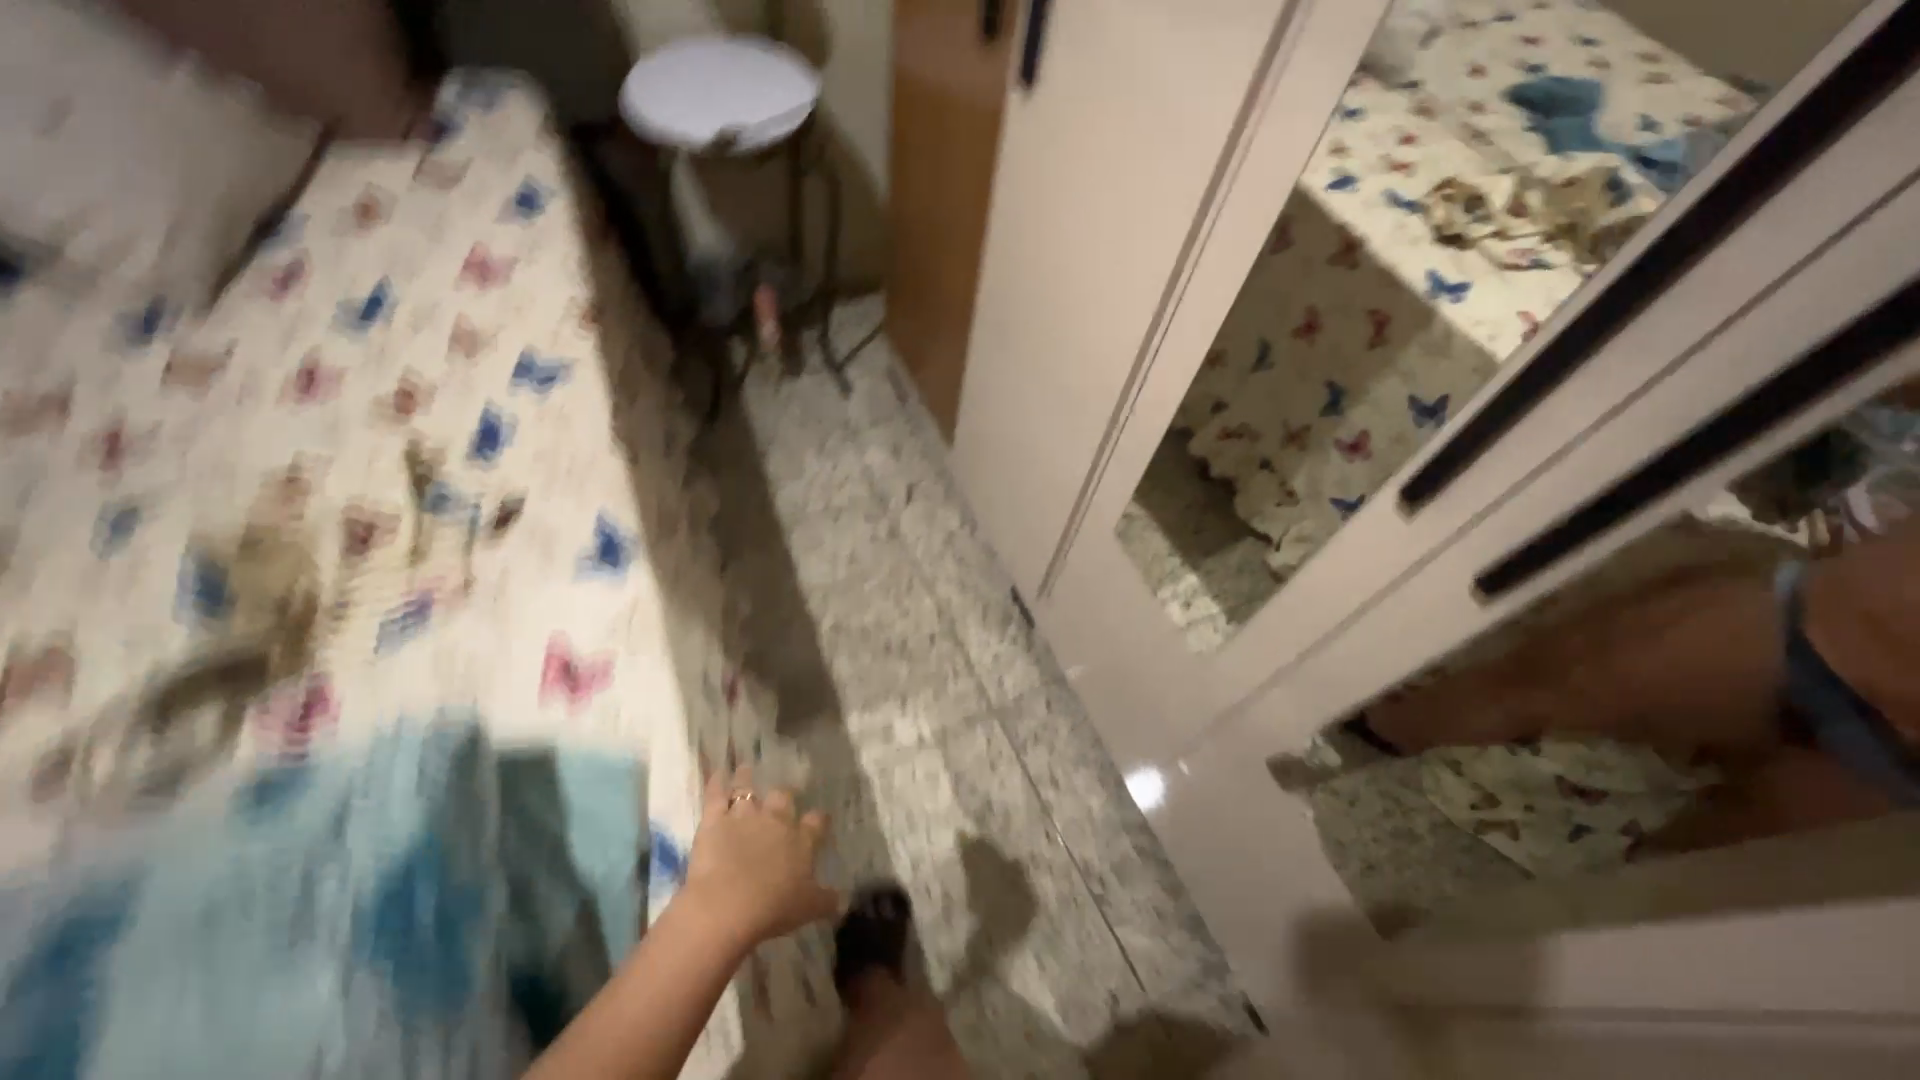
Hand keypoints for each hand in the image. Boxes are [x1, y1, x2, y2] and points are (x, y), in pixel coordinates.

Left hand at [681, 765, 840, 949]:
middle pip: (783, 798)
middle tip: (782, 797)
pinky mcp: (715, 819)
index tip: (820, 818)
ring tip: (746, 769)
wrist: (728, 905)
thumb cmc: (773, 909)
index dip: (818, 819)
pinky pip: (716, 794)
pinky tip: (718, 772)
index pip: (816, 822)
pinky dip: (716, 781)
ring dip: (747, 778)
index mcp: (802, 840)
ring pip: (747, 789)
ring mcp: (744, 816)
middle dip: (784, 795)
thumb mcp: (809, 908)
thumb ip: (828, 900)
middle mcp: (776, 821)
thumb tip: (845, 900)